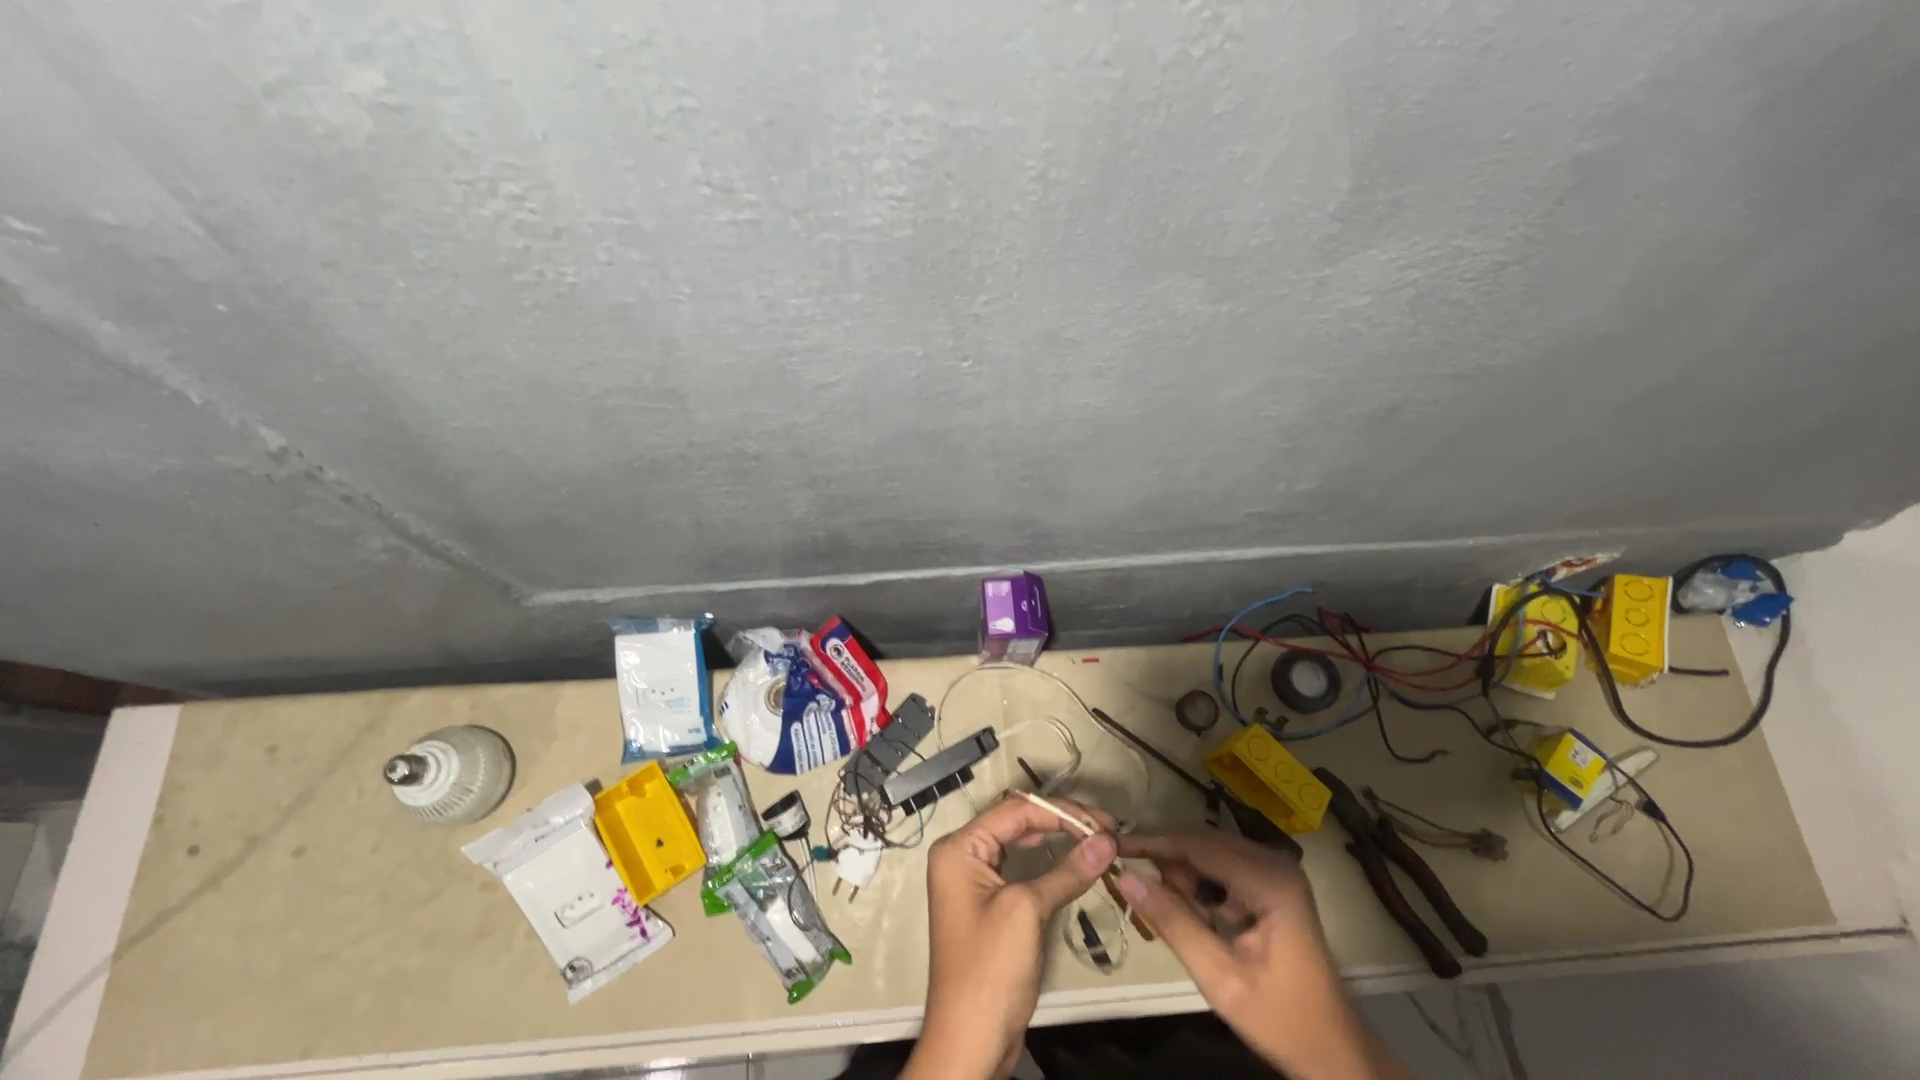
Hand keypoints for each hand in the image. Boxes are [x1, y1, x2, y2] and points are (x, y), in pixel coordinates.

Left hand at [904, 796, 1117, 1079]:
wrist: (970, 1037)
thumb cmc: (990, 968)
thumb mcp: (1028, 911)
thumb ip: (1067, 871)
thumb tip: (1107, 840)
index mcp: (960, 848)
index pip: (1015, 810)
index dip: (1062, 812)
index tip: (1105, 822)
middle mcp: (963, 856)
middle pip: (1017, 822)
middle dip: (1062, 822)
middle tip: (1107, 830)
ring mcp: (975, 880)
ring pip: (1021, 844)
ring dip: (1059, 840)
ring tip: (1098, 841)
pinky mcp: (990, 904)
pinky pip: (1022, 869)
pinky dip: (1050, 864)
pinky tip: (1075, 863)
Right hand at [1117, 831, 1408, 1079]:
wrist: (1330, 1048)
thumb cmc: (1279, 1016)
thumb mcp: (1219, 977)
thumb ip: (1173, 922)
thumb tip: (1125, 878)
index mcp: (1269, 880)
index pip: (1198, 844)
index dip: (1152, 842)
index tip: (1112, 846)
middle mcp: (1275, 863)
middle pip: (1202, 843)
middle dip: (1166, 864)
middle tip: (1137, 892)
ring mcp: (1276, 873)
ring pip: (1209, 854)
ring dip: (1182, 878)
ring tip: (1173, 917)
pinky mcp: (1271, 886)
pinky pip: (1222, 870)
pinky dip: (1199, 887)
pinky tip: (1194, 917)